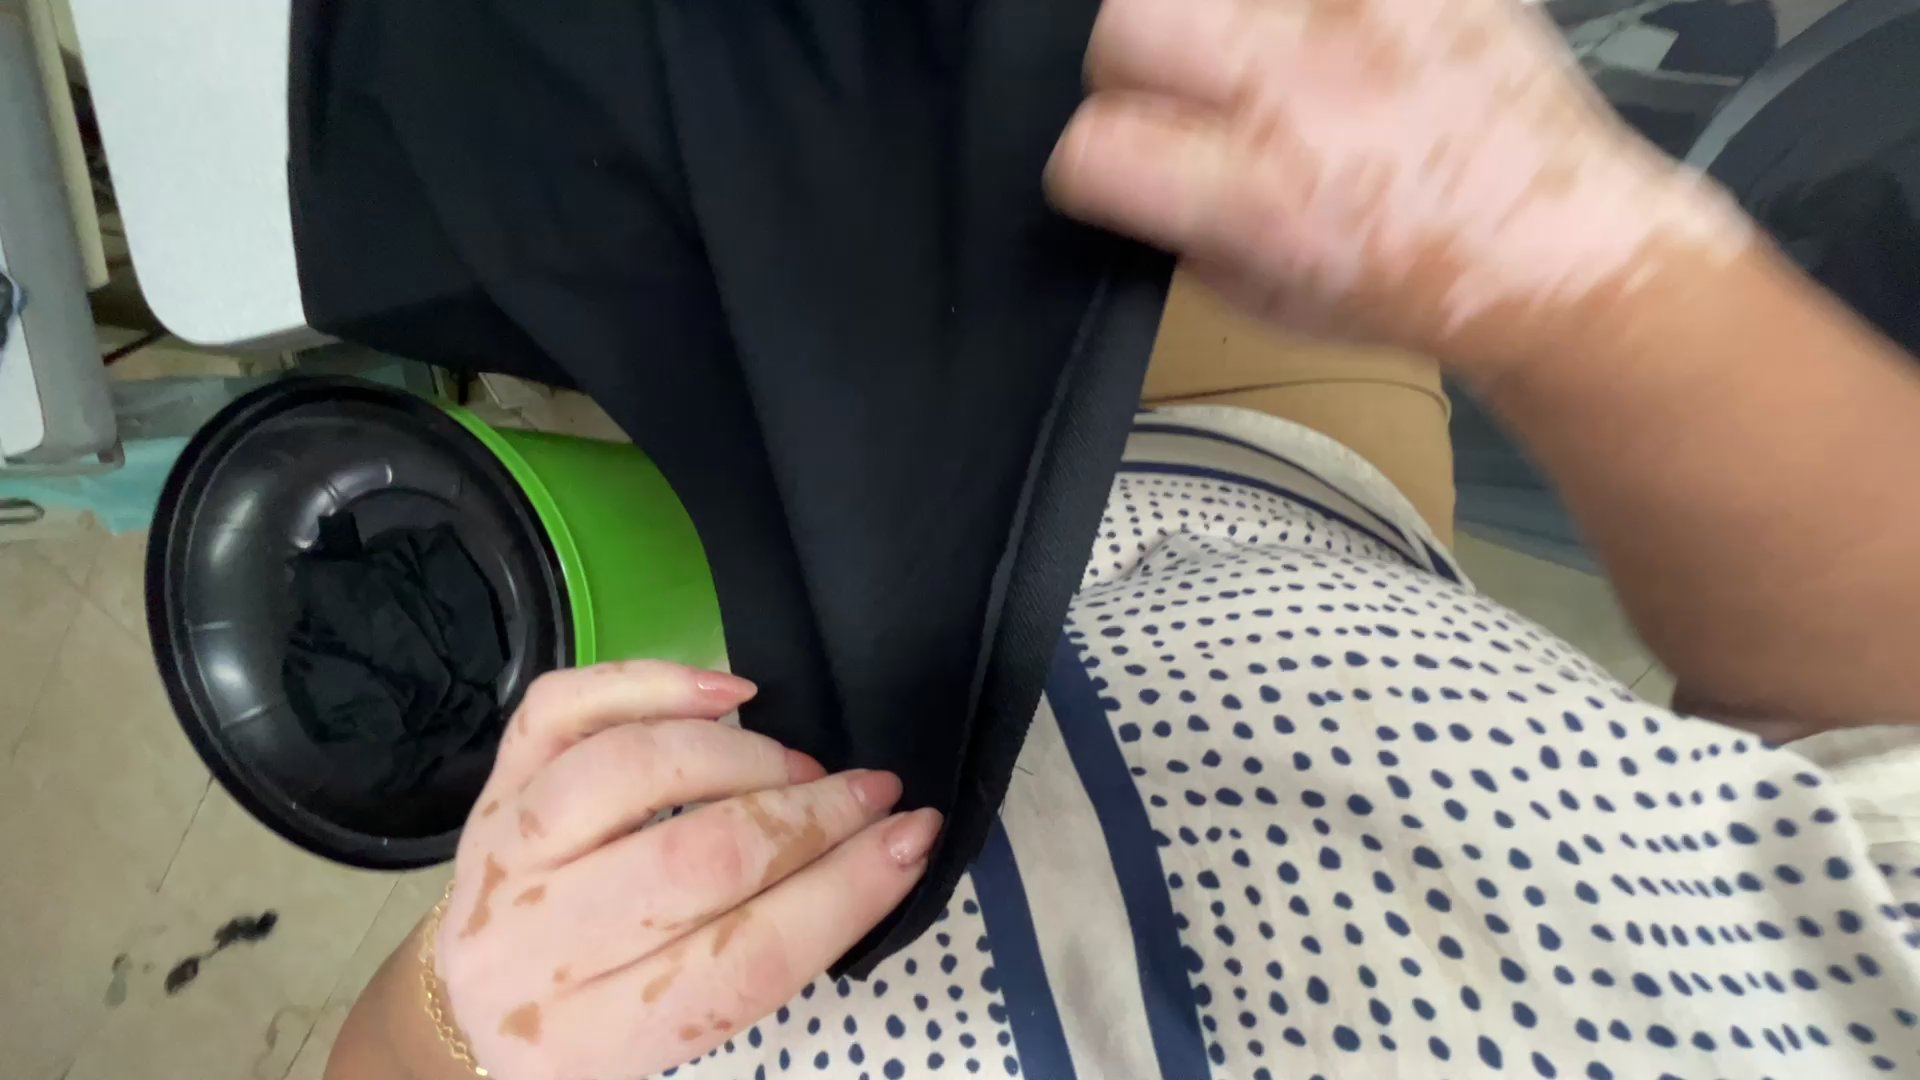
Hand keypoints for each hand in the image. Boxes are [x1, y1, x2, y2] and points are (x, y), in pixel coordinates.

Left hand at [430, 661, 941, 1079]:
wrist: (471, 1002)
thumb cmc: (606, 1006)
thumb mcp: (682, 1018)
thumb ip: (768, 940)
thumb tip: (880, 840)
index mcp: (595, 1037)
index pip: (746, 962)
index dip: (848, 891)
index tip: (914, 834)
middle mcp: (534, 946)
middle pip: (696, 863)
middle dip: (811, 816)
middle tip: (874, 789)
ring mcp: (503, 848)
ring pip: (630, 771)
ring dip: (743, 757)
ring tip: (799, 765)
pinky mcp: (496, 778)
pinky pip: (566, 704)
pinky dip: (655, 681)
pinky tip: (729, 691)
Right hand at [1045, 0, 1750, 376]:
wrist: (1547, 251)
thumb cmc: (1399, 294)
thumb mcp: (1257, 298)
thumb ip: (1182, 230)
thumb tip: (1141, 177)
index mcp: (1254, 198)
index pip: (1092, 149)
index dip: (1079, 169)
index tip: (1104, 177)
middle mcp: (1299, 90)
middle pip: (1130, 20)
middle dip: (1120, 68)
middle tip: (1163, 102)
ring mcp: (1363, 13)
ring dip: (1200, 25)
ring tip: (1244, 68)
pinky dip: (1280, 8)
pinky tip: (1312, 45)